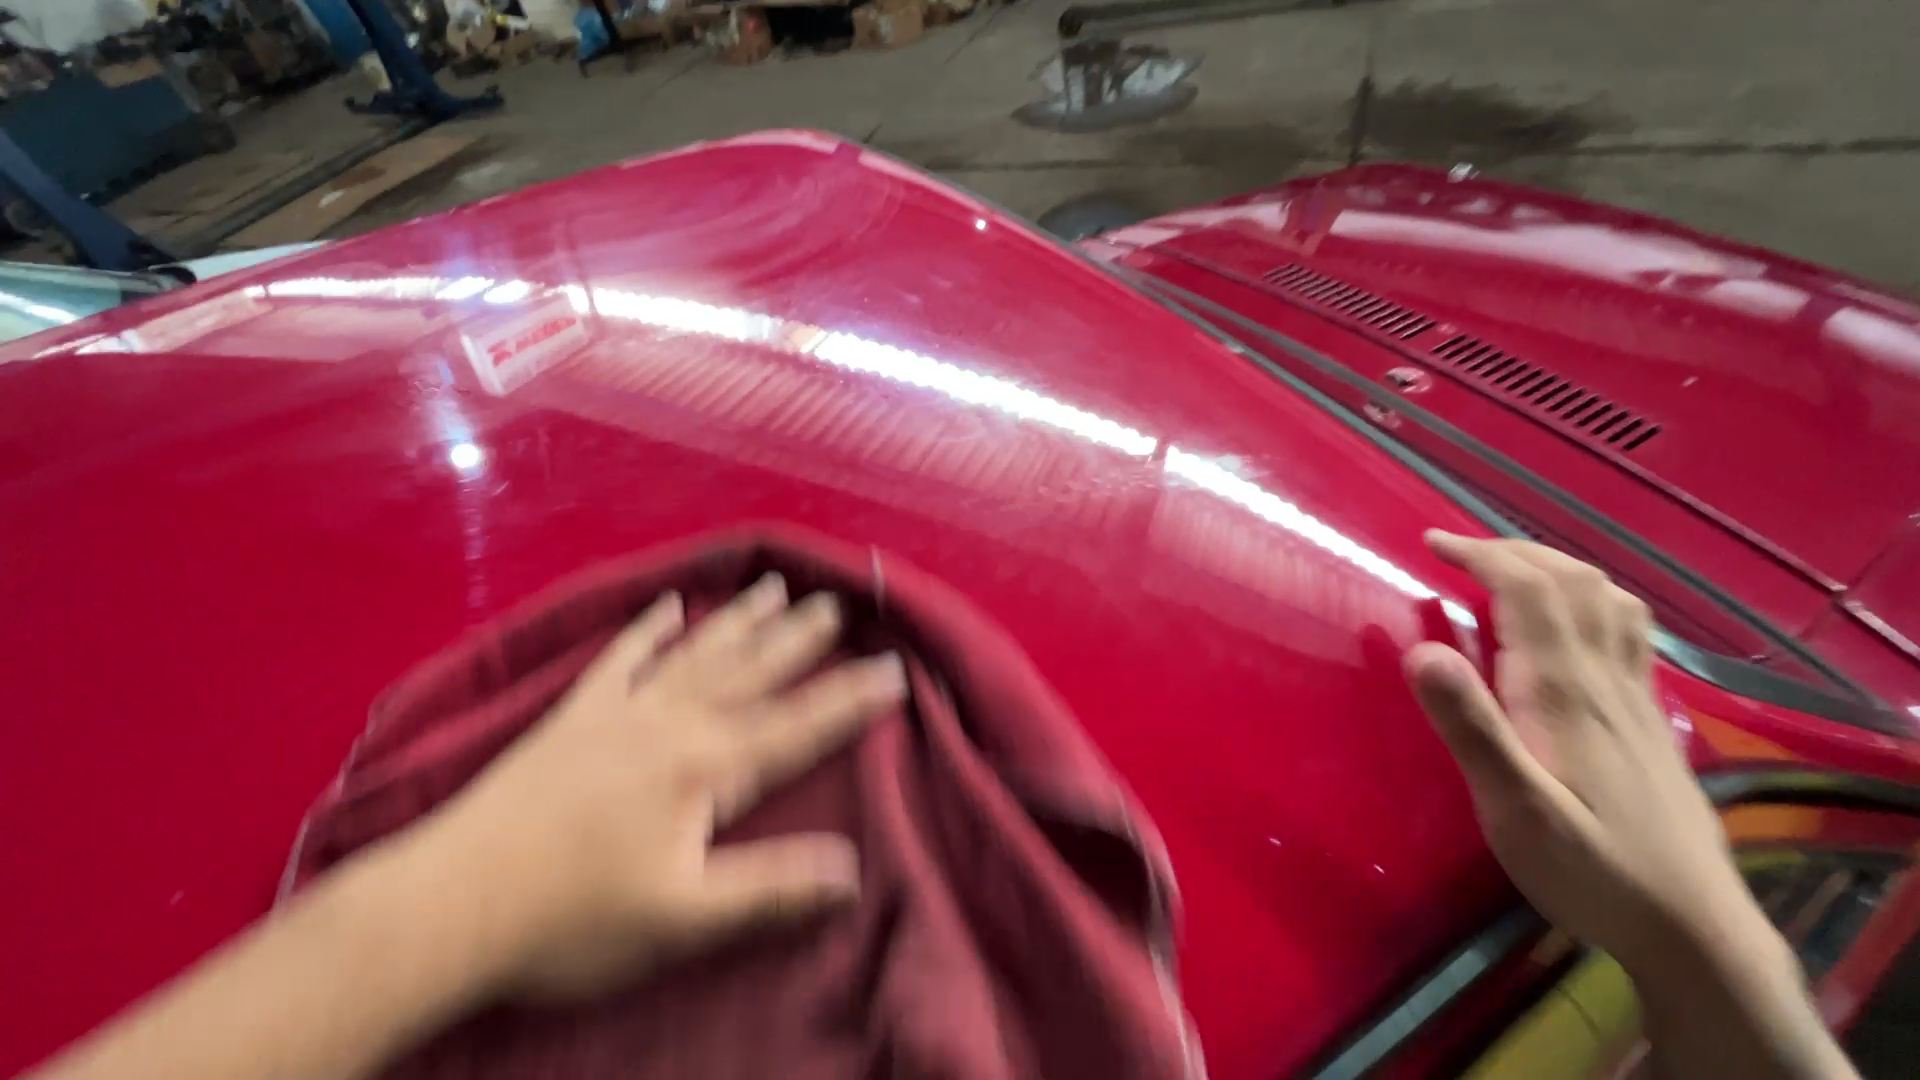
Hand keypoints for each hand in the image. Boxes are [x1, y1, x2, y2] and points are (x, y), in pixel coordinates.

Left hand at [406, 573, 907, 1000]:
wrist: (447, 905)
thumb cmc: (572, 918)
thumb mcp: (683, 918)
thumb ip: (772, 888)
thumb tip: (852, 871)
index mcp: (706, 768)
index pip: (799, 727)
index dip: (851, 699)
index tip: (895, 670)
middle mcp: (673, 723)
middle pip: (753, 673)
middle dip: (802, 640)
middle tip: (837, 603)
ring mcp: (621, 711)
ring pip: (698, 654)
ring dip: (741, 622)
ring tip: (776, 588)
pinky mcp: (574, 715)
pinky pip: (620, 659)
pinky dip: (648, 631)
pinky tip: (668, 607)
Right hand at [1403, 532, 1758, 974]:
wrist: (1691, 927)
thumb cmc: (1588, 868)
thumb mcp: (1514, 807)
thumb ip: (1470, 726)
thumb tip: (1421, 649)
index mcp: (1563, 690)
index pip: (1528, 592)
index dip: (1481, 555)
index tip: (1433, 542)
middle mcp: (1603, 679)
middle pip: (1572, 583)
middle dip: (1512, 552)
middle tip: (1458, 550)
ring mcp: (1633, 697)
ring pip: (1608, 600)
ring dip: (1555, 568)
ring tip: (1510, 569)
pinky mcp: (1647, 718)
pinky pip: (1626, 630)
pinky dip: (1591, 599)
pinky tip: (1573, 621)